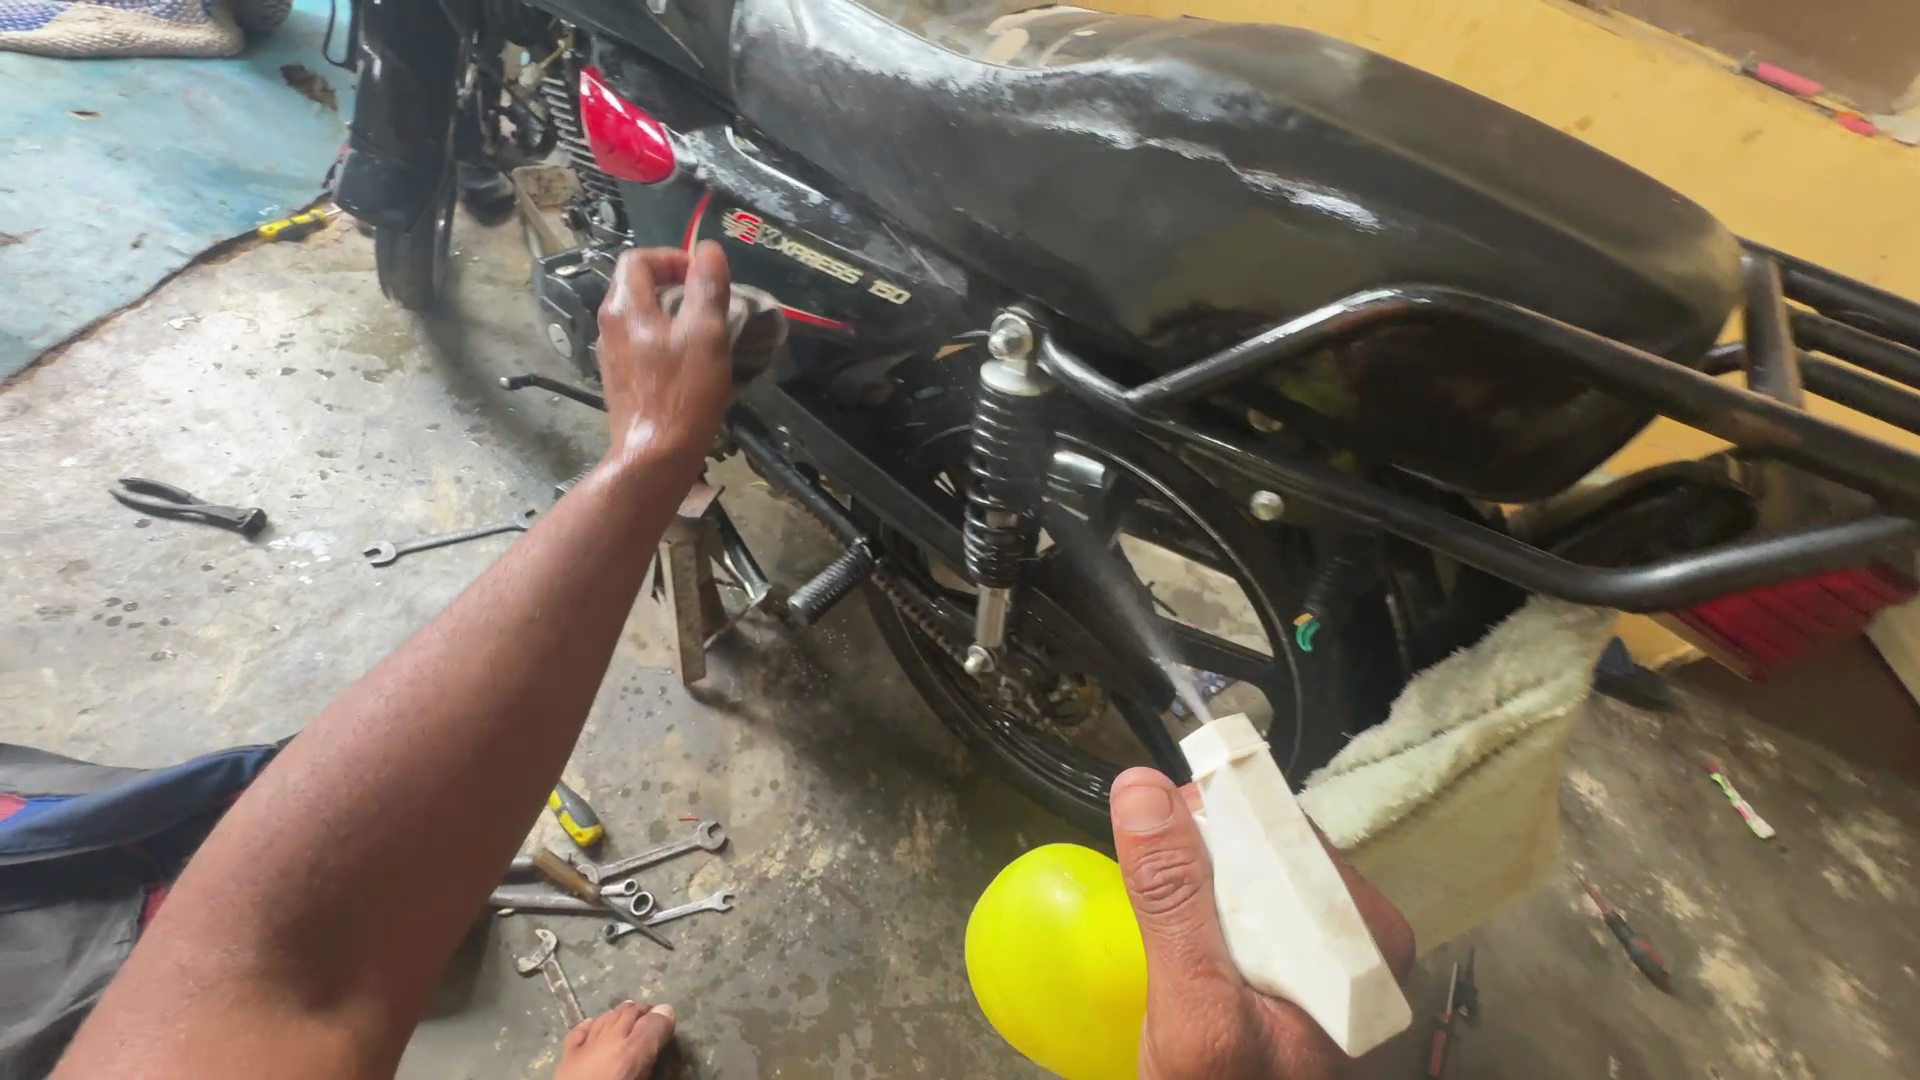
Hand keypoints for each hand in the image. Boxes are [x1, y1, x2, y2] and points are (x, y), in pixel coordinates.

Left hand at [596, 242, 733, 465]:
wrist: (655, 455)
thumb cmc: (683, 394)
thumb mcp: (706, 335)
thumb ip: (708, 288)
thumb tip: (710, 250)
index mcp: (625, 307)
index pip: (638, 258)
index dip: (673, 257)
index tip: (704, 274)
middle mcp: (610, 325)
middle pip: (636, 286)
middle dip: (674, 284)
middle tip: (709, 301)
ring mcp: (611, 354)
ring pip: (640, 317)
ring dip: (671, 313)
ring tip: (704, 331)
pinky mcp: (621, 380)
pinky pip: (641, 345)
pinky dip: (665, 340)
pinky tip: (689, 363)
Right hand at [1110, 767, 1414, 1078]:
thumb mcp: (1194, 1010)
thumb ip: (1173, 901)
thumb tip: (1142, 788)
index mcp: (1363, 933)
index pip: (1280, 825)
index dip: (1210, 818)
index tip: (1159, 848)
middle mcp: (1359, 929)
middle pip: (1263, 839)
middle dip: (1198, 856)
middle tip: (1162, 914)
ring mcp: (1332, 946)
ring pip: (1249, 862)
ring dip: (1194, 882)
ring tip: (1173, 938)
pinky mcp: (1303, 959)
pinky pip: (1245, 894)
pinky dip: (1202, 905)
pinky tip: (1191, 949)